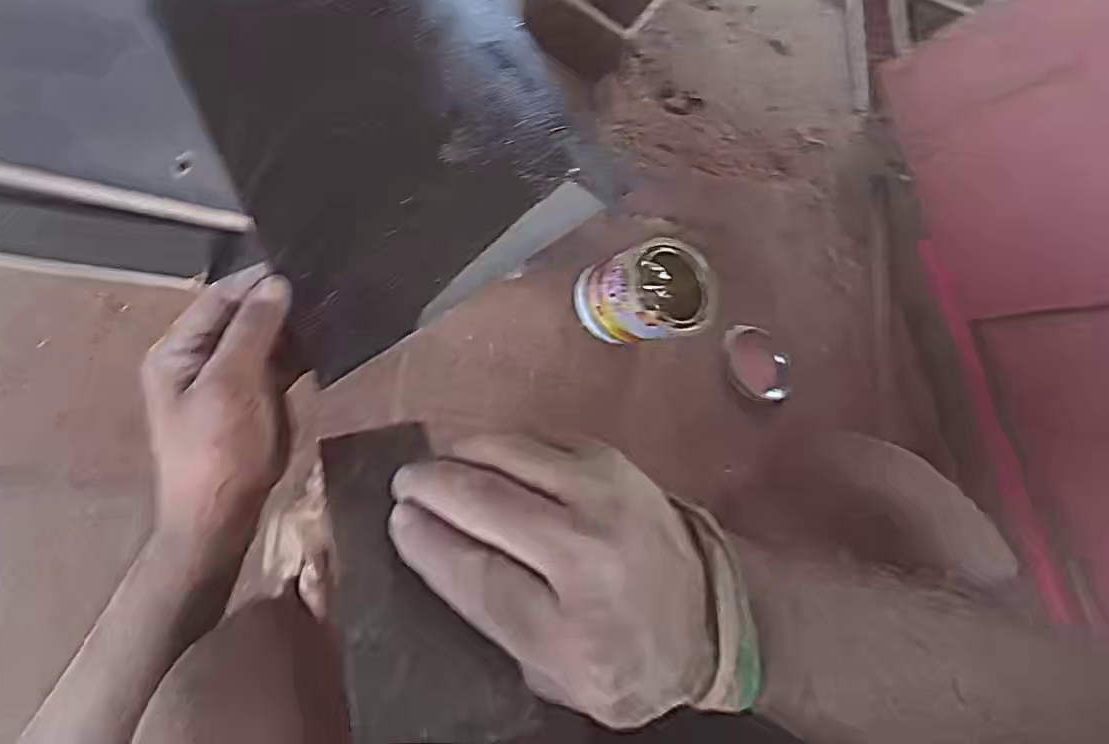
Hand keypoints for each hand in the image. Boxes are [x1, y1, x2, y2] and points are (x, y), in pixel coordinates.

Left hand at [140, 264, 297, 553]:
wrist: (221, 521)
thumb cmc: (216, 452)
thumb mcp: (230, 385)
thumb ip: (252, 331)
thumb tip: (276, 284)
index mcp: (179, 350)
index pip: (218, 299)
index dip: (254, 282)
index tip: (293, 268)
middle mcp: (200, 358)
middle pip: (240, 315)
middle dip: (274, 302)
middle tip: (316, 286)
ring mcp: (227, 377)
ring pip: (261, 337)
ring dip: (289, 325)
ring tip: (324, 307)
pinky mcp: (252, 395)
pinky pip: (274, 361)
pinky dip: (295, 351)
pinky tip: (321, 340)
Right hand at [389, 435, 713, 728]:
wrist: (710, 608)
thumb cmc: (622, 651)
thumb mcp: (557, 672)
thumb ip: (492, 615)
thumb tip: (424, 540)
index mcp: (578, 635)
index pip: (478, 576)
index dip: (427, 542)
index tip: (398, 521)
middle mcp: (591, 555)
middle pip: (482, 501)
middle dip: (428, 486)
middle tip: (404, 485)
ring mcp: (601, 494)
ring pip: (497, 453)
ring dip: (453, 457)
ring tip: (436, 470)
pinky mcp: (603, 455)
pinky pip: (523, 436)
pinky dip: (489, 445)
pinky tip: (479, 461)